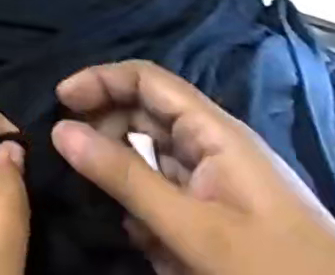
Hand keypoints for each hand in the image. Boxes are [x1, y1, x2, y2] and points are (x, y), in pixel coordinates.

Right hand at [51, 61, 334, 274]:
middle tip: (69, 157)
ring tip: (105, 208)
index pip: (146, 79)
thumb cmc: (274, 269)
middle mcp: (215, 144)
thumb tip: (61, 130)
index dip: (101, 80)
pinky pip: (174, 196)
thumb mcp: (192, 228)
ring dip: (128, 177)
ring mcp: (221, 182)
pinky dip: (150, 211)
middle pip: (148, 115)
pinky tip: (144, 242)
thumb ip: (125, 178)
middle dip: (108, 130)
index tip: (59, 101)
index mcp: (213, 129)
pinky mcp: (225, 216)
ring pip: (157, 159)